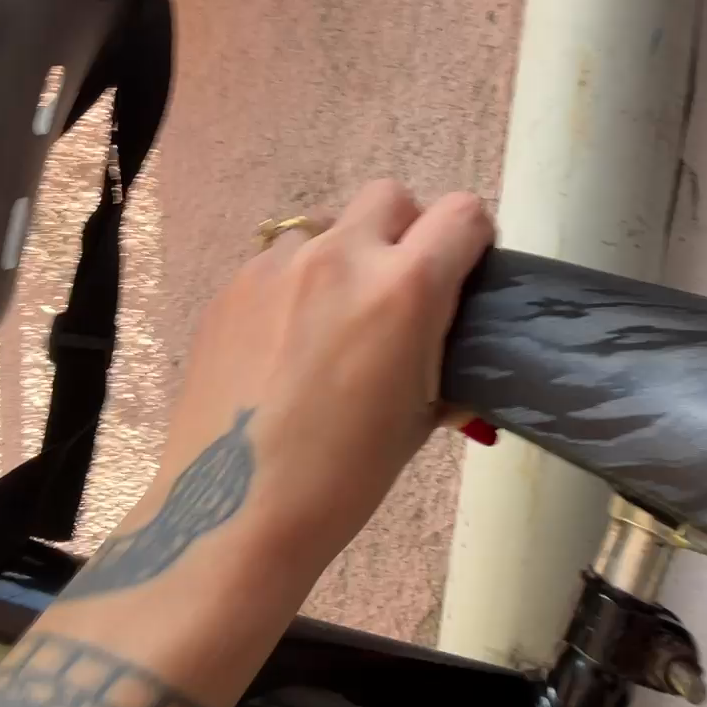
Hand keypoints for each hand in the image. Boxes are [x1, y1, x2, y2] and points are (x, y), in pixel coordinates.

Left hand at [161, 180, 493, 568]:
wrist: (232, 510)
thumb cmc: (343, 477)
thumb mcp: (417, 418)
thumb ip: (442, 360)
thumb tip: (446, 346)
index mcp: (404, 288)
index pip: (462, 213)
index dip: (473, 237)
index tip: (463, 270)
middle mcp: (341, 256)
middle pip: (391, 196)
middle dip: (407, 229)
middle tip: (398, 285)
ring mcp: (278, 265)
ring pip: (327, 223)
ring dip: (343, 253)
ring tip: (331, 314)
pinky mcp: (233, 285)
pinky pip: (278, 258)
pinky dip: (295, 281)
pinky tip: (283, 338)